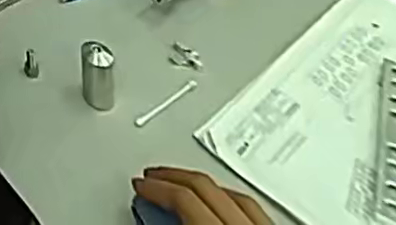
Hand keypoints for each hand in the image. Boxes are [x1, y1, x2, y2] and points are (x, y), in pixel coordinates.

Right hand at [134, 167, 273, 224]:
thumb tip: (149, 218)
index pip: (184, 199)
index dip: (156, 188)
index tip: (140, 186)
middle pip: (206, 187)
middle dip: (173, 176)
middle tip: (152, 177)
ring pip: (234, 194)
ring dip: (202, 183)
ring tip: (181, 182)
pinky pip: (255, 209)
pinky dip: (232, 198)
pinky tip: (223, 199)